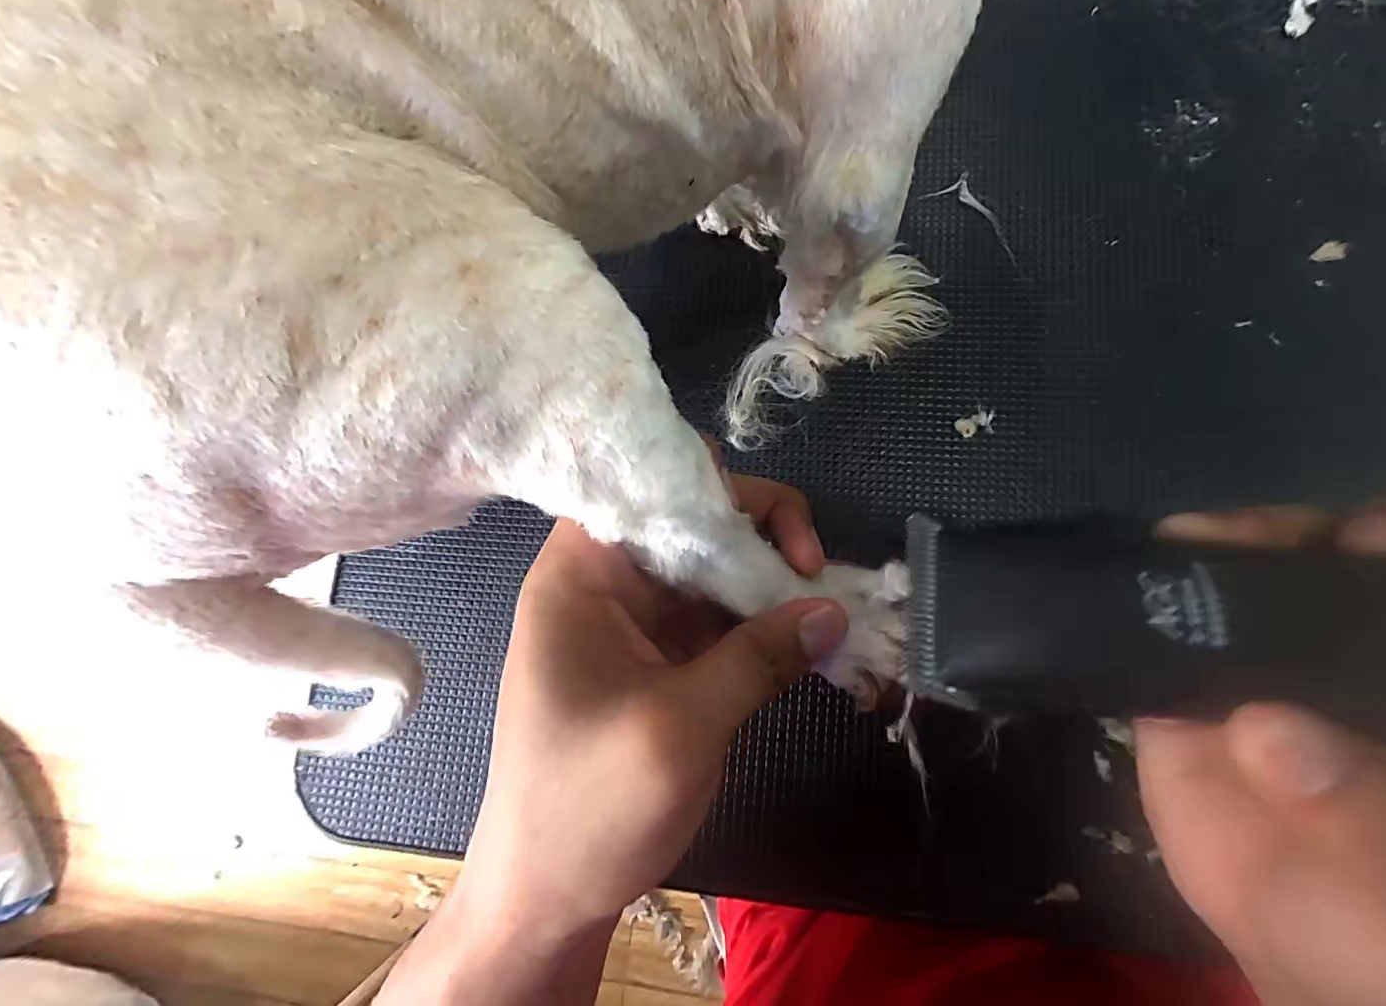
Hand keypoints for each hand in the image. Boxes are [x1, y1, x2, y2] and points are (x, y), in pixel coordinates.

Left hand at [379, 474, 845, 1005]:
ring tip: (828, 604)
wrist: (550, 900)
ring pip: (724, 563)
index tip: (775, 530)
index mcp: (584, 574)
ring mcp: (651, 616)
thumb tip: (834, 611)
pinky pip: (735, 611)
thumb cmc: (587, 808)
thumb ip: (759, 658)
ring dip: (777, 578)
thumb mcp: (678, 728)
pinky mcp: (679, 651)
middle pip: (697, 516)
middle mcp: (617, 581)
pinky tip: (814, 632)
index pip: (645, 484)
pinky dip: (775, 616)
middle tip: (814, 573)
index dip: (713, 484)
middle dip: (762, 533)